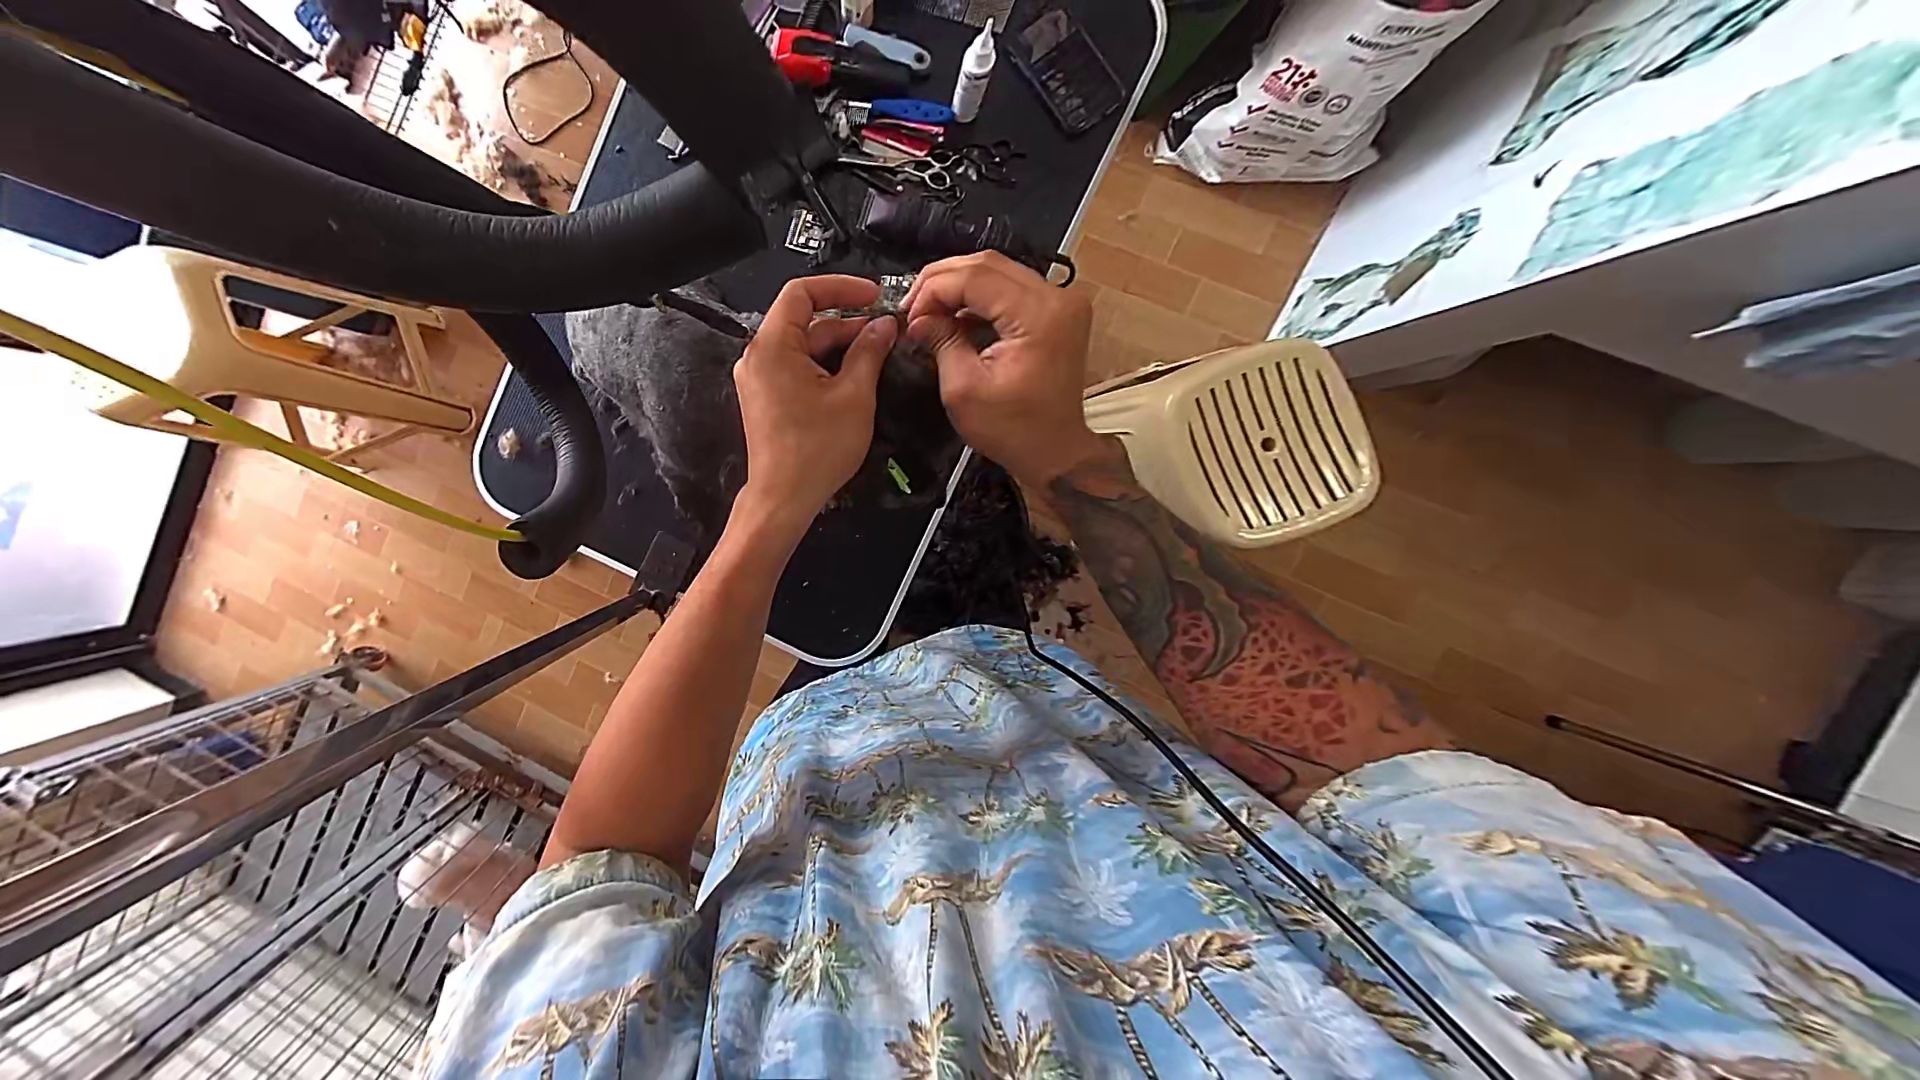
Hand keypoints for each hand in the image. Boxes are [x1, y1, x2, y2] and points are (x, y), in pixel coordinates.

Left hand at [733, 275, 896, 535]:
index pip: (801, 292)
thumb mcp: (854, 395)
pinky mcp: (767, 398)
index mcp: (773, 347)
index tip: (873, 295)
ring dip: (840, 348)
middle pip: (806, 323)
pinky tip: (855, 378)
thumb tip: (883, 326)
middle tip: (886, 333)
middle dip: (848, 324)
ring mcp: (760, 379)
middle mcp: (759, 357)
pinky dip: (825, 367)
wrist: (784, 497)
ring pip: (805, 348)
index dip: (841, 287)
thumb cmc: (816, 450)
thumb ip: (868, 352)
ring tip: (877, 356)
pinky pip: (797, 369)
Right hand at [904, 252, 1102, 487]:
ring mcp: (1062, 302)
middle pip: (987, 265)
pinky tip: (955, 316)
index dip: (933, 290)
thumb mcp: (964, 390)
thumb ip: (941, 341)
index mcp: (1039, 316)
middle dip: (942, 282)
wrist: (1055, 452)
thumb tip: (919, 318)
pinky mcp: (1057, 312)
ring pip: (997, 272)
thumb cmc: (1016, 431)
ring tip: (929, 312)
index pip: (975, 276)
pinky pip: (1010, 289)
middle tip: (913, 307)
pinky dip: (979, 298)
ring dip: (958, 287)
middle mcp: (1058, 299)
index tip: (909, 313)